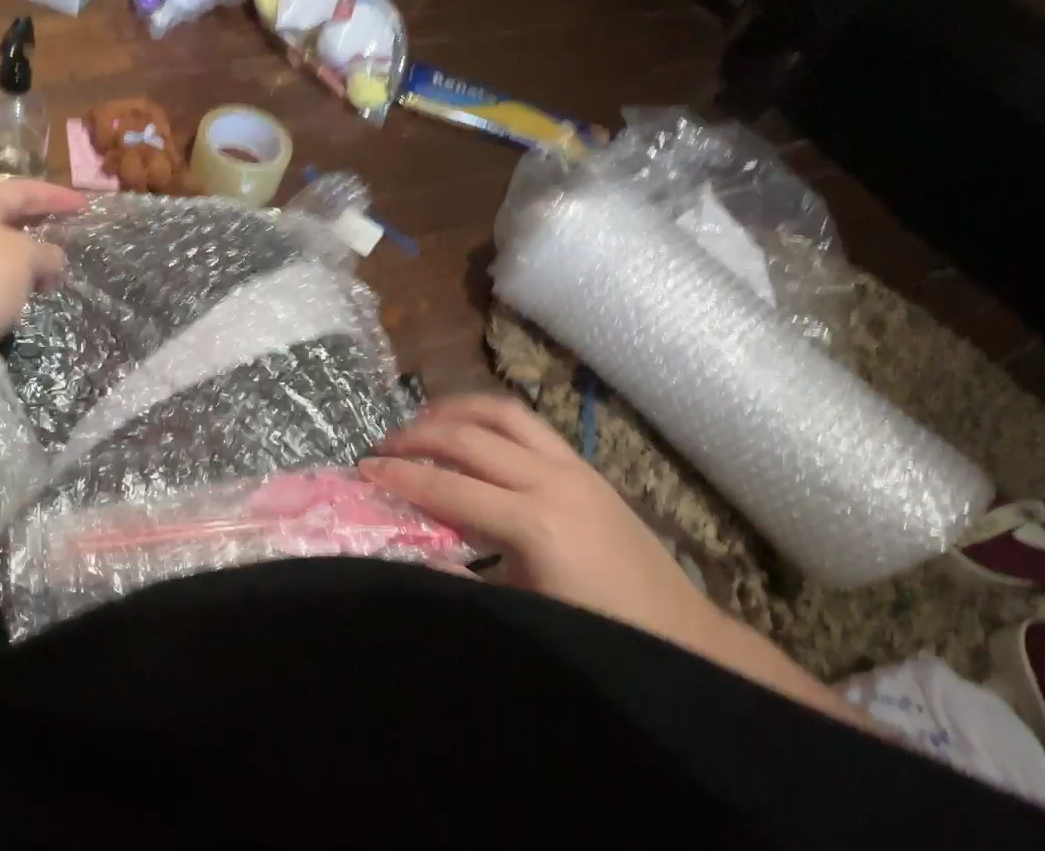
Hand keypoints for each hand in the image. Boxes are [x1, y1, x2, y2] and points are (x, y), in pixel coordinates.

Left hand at [0, 179, 86, 384]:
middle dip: (43, 225)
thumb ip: (47, 250)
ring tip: (59, 271)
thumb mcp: (24, 255)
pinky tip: (36, 294)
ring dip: (32, 259)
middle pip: (9, 218)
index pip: (21, 190)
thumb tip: (53, 260)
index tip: (85, 206)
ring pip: (4, 252)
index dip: (56, 195)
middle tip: (73, 232)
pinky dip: (18, 282)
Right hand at [360, 394, 732, 656]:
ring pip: (503, 414)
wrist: (681, 633)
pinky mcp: (585, 466)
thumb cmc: (598, 634)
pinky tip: (470, 434)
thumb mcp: (521, 614)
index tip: (362, 469)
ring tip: (421, 421)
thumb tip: (413, 550)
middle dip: (418, 436)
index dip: (400, 477)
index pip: (448, 488)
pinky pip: (527, 425)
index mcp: (534, 524)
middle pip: (470, 438)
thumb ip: (461, 578)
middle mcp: (552, 481)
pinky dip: (488, 418)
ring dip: (456, 411)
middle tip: (382, 445)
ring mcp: (574, 467)